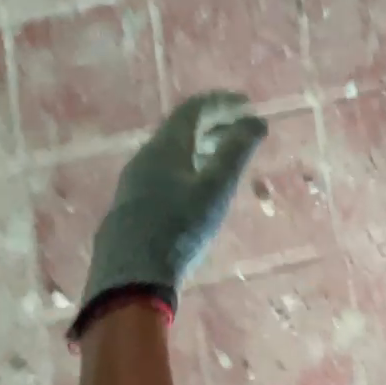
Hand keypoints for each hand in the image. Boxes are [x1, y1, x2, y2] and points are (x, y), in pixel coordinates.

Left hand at [73, 92, 266, 334]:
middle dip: (215, 122)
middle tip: (244, 126)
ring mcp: (135, 184)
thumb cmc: (179, 228)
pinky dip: (191, 164)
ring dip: (204, 144)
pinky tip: (202, 186)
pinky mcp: (132, 206)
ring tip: (229, 153)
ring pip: (173, 152)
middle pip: (181, 128)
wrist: (128, 282)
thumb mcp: (217, 188)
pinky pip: (166, 171)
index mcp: (164, 148)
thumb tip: (257, 121)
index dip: (222, 102)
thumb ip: (238, 150)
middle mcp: (145, 159)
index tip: (248, 104)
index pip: (193, 109)